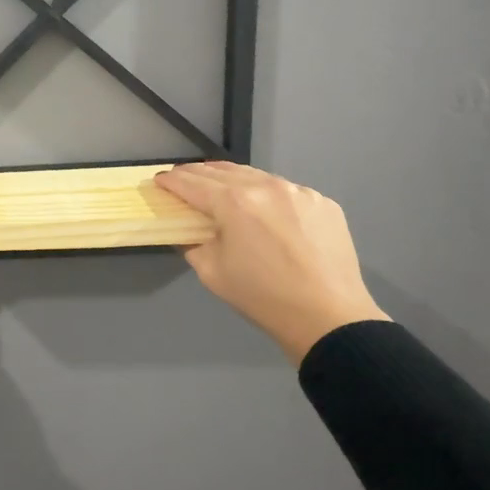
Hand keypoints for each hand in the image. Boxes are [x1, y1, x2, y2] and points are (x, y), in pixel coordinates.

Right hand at [155, 161, 388, 363]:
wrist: (329, 317)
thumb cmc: (262, 298)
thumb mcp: (212, 273)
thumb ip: (192, 244)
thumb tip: (188, 230)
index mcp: (233, 203)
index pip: (192, 183)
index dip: (171, 181)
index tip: (160, 181)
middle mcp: (266, 187)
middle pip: (222, 172)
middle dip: (197, 174)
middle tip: (182, 179)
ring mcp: (299, 192)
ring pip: (256, 176)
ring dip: (233, 180)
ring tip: (220, 187)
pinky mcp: (323, 202)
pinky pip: (287, 192)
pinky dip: (268, 196)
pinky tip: (265, 212)